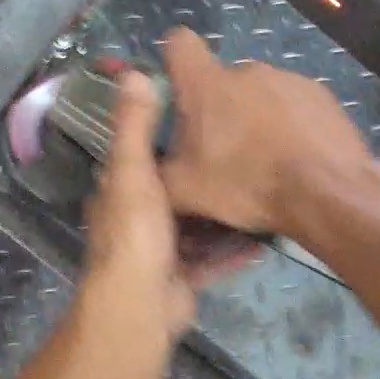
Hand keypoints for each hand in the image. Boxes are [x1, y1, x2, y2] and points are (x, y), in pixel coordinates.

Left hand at [83, 70, 259, 337]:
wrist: (140, 304)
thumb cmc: (136, 233)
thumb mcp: (135, 171)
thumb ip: (135, 126)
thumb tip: (132, 74)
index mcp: (117, 196)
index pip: (140, 163)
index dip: (167, 147)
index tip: (203, 130)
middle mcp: (133, 224)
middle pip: (175, 199)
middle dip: (207, 187)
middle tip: (247, 167)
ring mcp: (156, 256)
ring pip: (196, 231)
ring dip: (225, 221)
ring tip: (262, 202)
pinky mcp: (179, 281)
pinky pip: (211, 262)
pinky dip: (232, 253)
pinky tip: (262, 242)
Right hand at [154, 28, 373, 239]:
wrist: (325, 192)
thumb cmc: (244, 184)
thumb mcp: (181, 190)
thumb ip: (154, 167)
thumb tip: (140, 162)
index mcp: (205, 85)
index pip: (179, 44)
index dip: (172, 59)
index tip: (175, 87)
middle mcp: (246, 71)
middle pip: (219, 80)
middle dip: (215, 108)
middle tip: (217, 151)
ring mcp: (288, 79)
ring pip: (256, 95)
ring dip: (251, 118)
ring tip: (260, 160)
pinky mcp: (321, 95)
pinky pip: (290, 105)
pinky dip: (285, 125)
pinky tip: (290, 158)